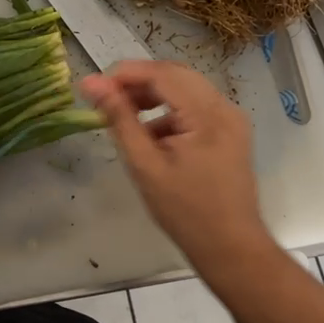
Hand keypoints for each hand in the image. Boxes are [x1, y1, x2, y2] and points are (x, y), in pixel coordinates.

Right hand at [79, 61, 274, 274]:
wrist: (232, 249)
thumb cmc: (186, 212)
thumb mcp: (145, 165)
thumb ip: (119, 119)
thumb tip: (91, 83)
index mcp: (208, 115)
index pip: (161, 73)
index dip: (125, 74)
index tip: (95, 87)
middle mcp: (225, 108)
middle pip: (174, 75)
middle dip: (138, 83)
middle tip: (107, 99)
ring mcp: (231, 119)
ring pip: (184, 88)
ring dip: (153, 96)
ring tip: (125, 117)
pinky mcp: (230, 132)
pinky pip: (195, 106)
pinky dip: (169, 112)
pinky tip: (151, 136)